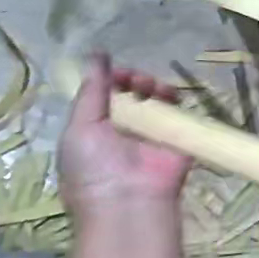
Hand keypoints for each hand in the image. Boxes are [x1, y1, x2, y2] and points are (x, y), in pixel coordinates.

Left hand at [59, 54, 192, 223]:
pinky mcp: (177, 137)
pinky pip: (179, 112)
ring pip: (155, 97)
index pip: (105, 93)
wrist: (130, 202)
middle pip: (132, 91)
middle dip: (133, 79)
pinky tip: (170, 95)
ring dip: (153, 86)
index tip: (116, 74)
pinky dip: (175, 99)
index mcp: (95, 127)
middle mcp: (124, 128)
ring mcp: (152, 132)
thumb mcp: (80, 127)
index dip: (110, 78)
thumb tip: (97, 55)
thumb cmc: (94, 167)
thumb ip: (91, 91)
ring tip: (152, 89)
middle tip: (136, 82)